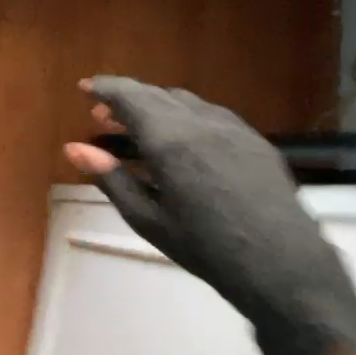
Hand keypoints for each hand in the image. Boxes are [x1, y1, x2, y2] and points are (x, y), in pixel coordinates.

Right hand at [63, 76, 355, 354]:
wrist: (282, 266)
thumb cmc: (205, 248)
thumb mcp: (148, 219)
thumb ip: (111, 178)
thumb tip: (73, 148)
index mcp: (170, 141)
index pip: (130, 98)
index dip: (104, 89)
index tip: (84, 88)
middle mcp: (200, 123)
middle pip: (156, 95)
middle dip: (126, 98)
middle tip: (102, 115)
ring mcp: (233, 128)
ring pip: (185, 101)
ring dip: (156, 105)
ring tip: (138, 127)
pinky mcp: (254, 140)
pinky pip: (211, 114)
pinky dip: (184, 115)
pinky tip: (182, 139)